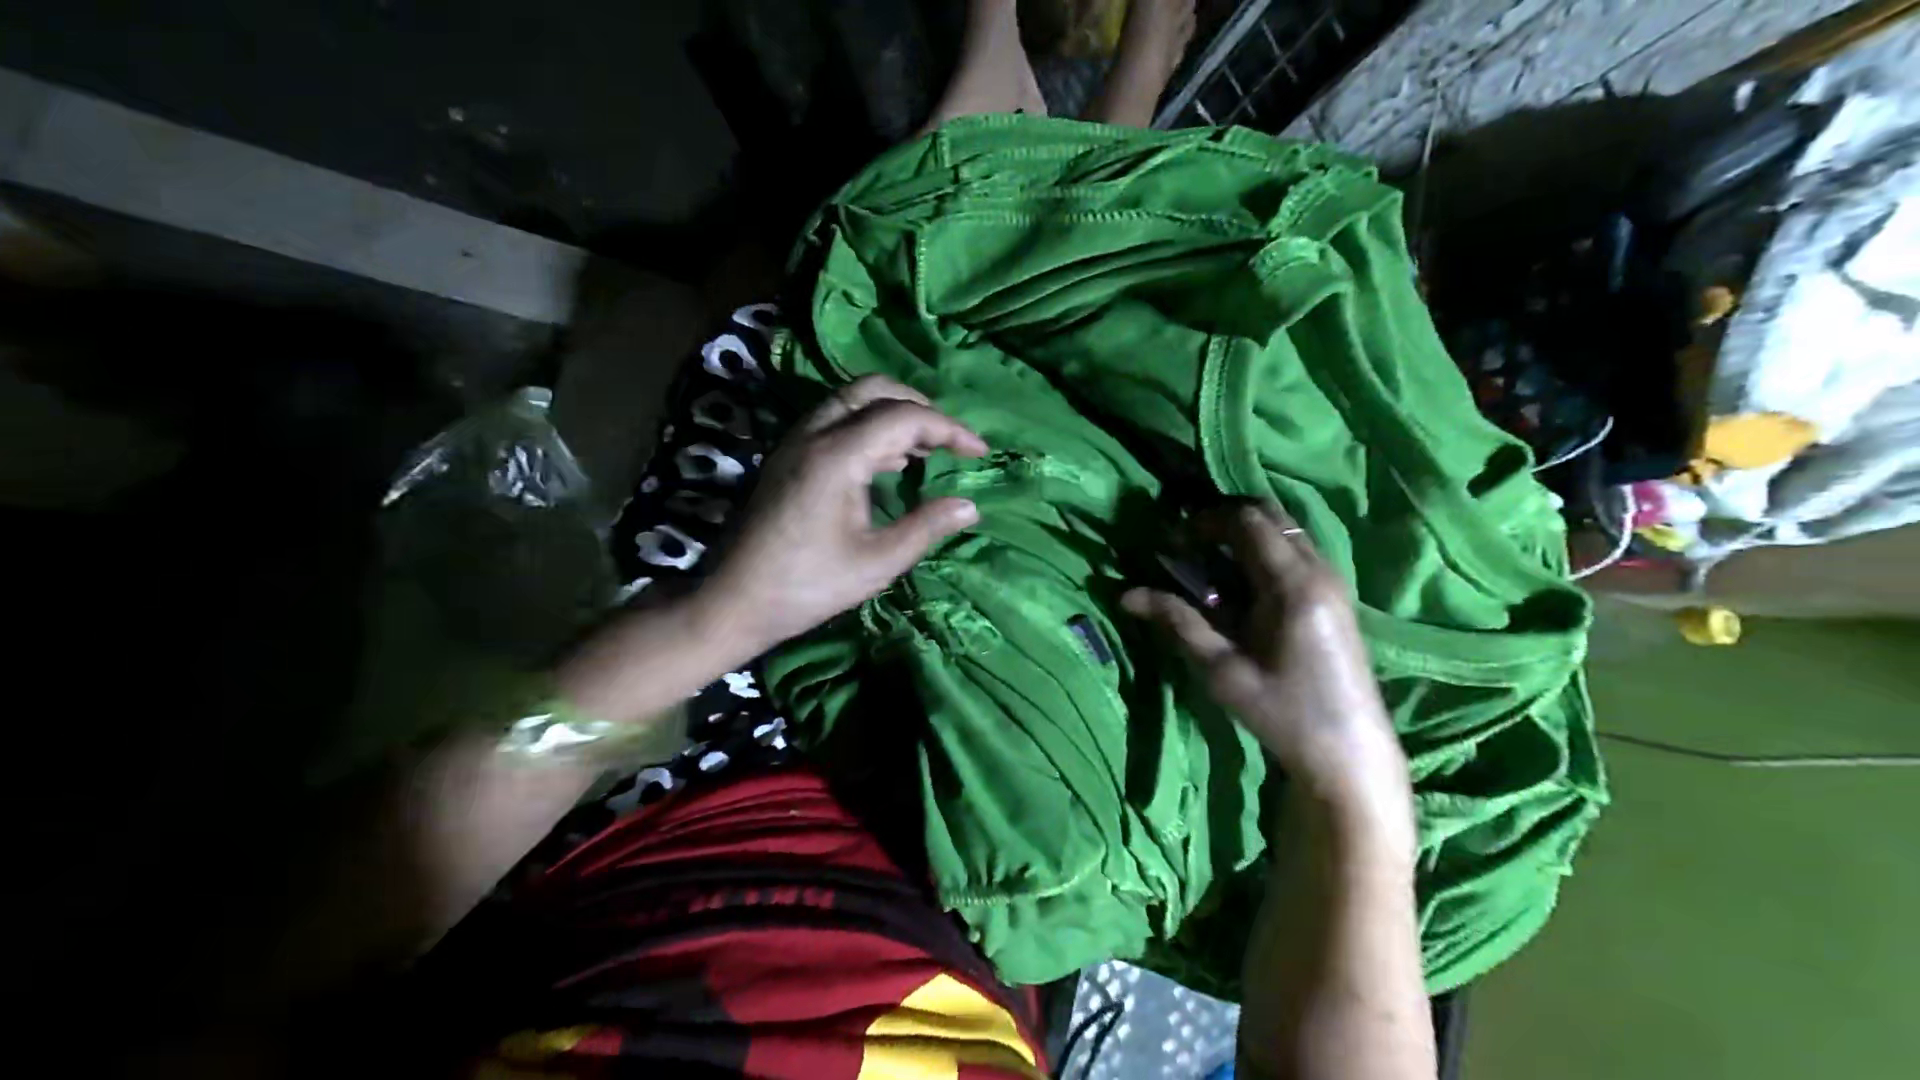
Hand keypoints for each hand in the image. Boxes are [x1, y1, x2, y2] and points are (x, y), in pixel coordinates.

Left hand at [703, 375, 988, 652]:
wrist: (733, 600)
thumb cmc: (807, 586)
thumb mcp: (877, 562)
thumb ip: (926, 527)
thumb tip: (970, 506)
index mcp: (837, 455)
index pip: (904, 417)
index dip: (949, 429)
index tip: (980, 451)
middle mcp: (814, 434)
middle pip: (874, 390)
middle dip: (920, 406)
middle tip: (950, 438)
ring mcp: (795, 442)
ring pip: (852, 401)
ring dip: (893, 414)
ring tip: (927, 450)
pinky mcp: (787, 456)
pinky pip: (835, 420)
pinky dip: (869, 427)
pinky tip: (890, 463)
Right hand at [1124, 503, 1411, 817]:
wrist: (1351, 753)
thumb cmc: (1283, 713)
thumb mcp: (1221, 670)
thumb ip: (1177, 622)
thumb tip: (1126, 595)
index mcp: (1292, 585)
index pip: (1247, 520)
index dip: (1204, 521)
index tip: (1174, 543)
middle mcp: (1319, 570)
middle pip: (1269, 514)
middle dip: (1223, 518)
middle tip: (1188, 544)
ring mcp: (1333, 581)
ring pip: (1285, 529)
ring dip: (1243, 532)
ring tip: (1208, 562)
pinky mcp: (1336, 596)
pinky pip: (1296, 549)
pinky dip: (1263, 549)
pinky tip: (1240, 583)